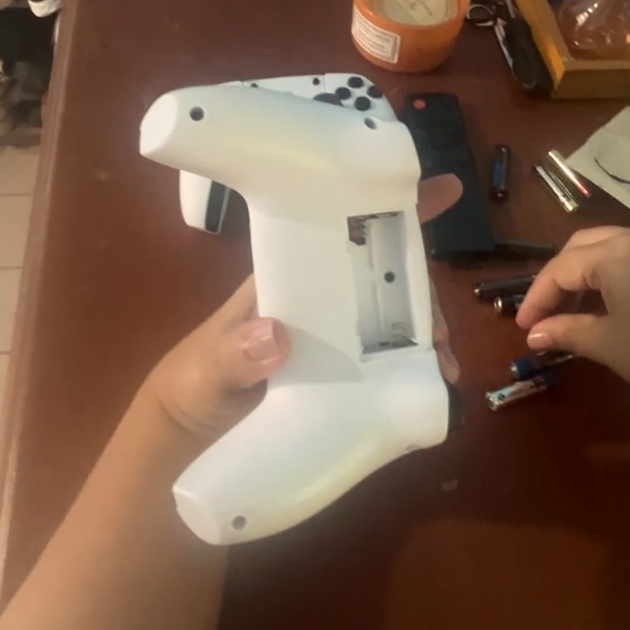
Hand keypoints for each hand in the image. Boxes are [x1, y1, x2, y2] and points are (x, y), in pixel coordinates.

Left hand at [142, 173, 464, 440]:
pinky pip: (389, 366)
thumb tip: (277, 335)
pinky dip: (416, 373)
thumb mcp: (207, 368)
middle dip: (422, 294)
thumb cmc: (193, 383)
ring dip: (426, 337)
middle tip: (440, 335)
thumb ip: (231, 354)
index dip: (391, 209)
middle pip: (384, 278)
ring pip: (394, 321)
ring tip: (442, 369)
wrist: (187, 438)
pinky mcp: (344, 381)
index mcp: (289, 276)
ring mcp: (335, 342)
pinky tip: (433, 391)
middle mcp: (320, 302)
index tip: (442, 191)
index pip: (340, 230)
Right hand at [514, 227, 629, 422]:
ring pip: (623, 251)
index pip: (560, 267)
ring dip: (596, 275)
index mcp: (615, 253)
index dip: (536, 297)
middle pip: (588, 246)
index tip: (523, 328)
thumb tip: (534, 333)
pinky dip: (629, 281)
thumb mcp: (610, 345)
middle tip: (552, 310)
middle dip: (563, 275)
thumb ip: (568, 332)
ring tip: (589, 312)